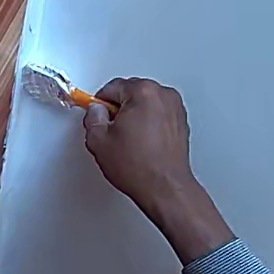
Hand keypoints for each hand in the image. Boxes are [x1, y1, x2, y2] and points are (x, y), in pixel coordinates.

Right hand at [83, 78, 235, 263]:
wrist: (164, 187)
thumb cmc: (139, 167)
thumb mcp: (99, 141)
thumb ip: (92, 118)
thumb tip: (96, 112)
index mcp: (142, 92)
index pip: (112, 87)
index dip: (99, 103)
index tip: (95, 112)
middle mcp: (163, 95)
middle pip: (131, 93)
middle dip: (118, 109)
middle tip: (109, 131)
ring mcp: (175, 109)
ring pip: (145, 104)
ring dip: (133, 117)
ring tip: (126, 142)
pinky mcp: (181, 123)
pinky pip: (157, 116)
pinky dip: (148, 125)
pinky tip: (139, 145)